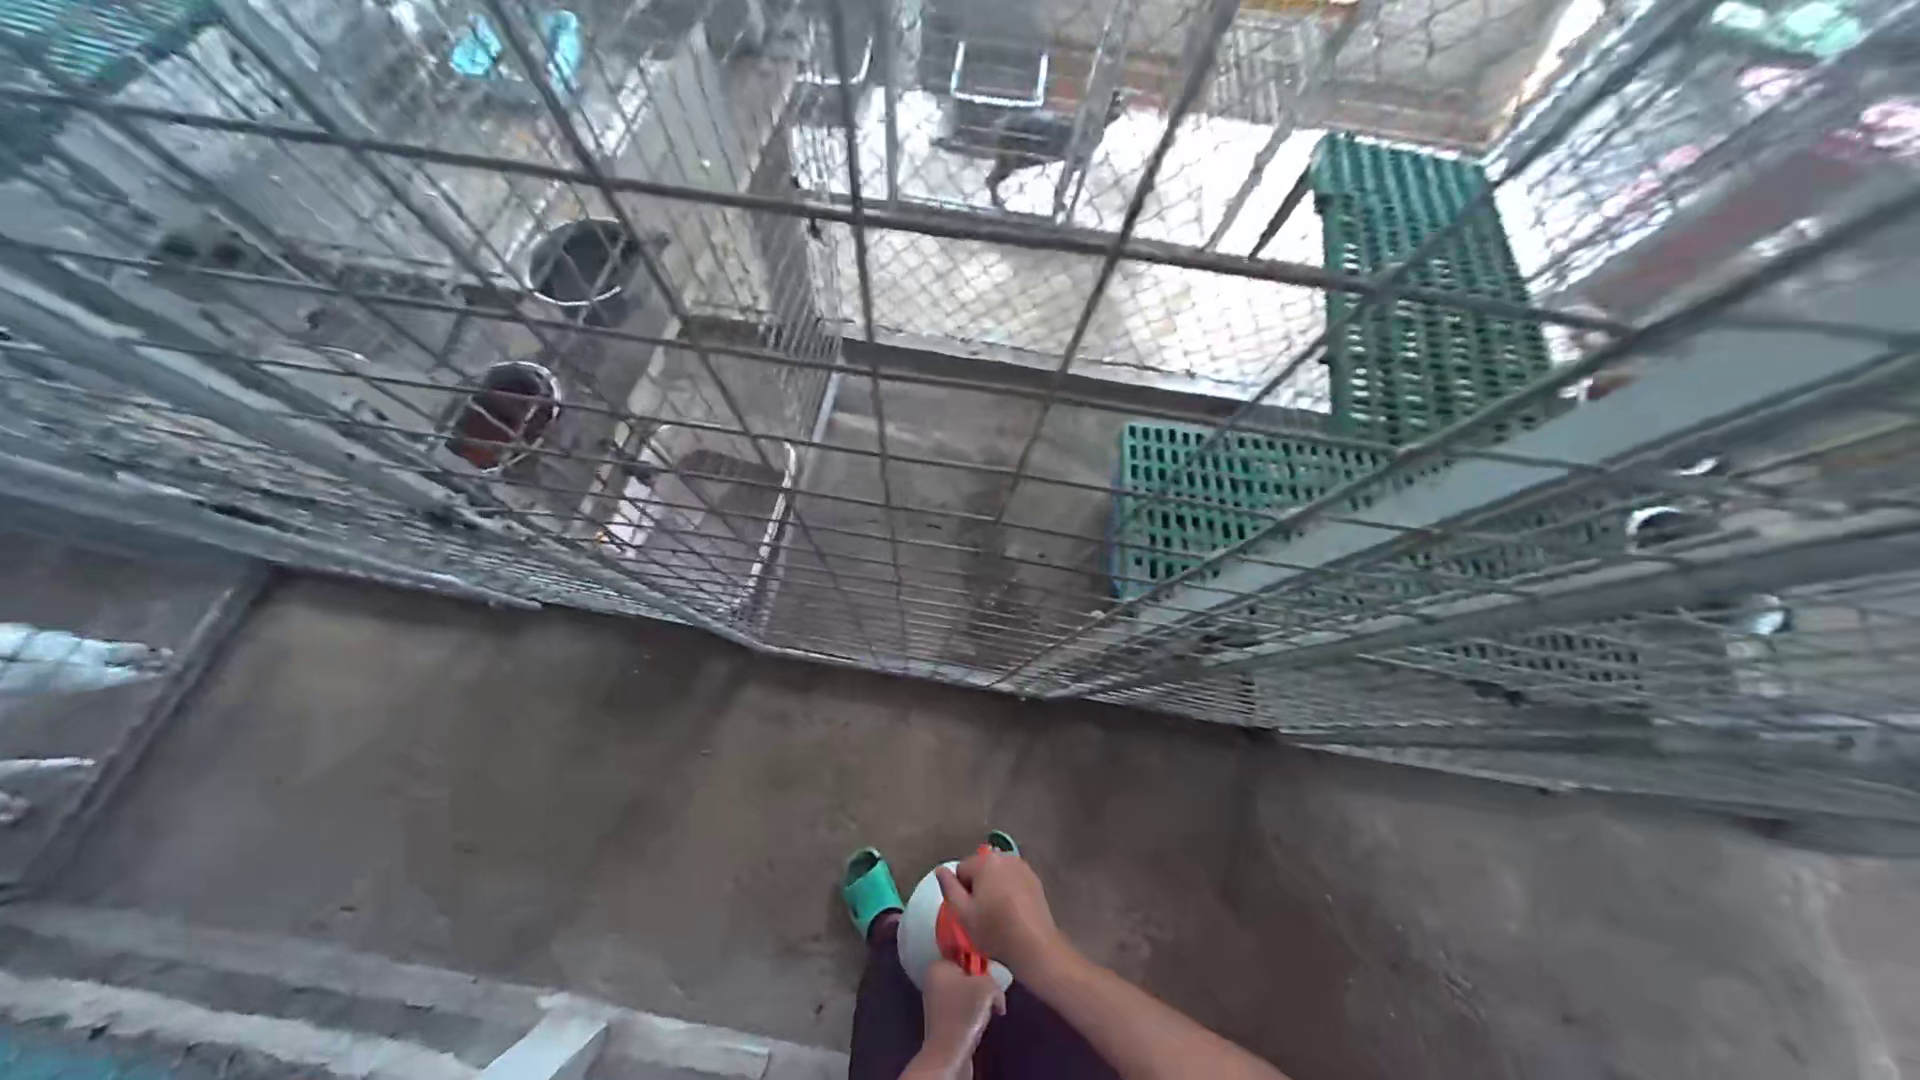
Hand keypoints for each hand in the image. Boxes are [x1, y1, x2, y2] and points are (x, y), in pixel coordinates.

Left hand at [920, 958, 1004, 1066]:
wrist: (950, 1052)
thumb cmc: (965, 1010)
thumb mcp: (987, 986)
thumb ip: (993, 980)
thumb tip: (995, 993)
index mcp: (938, 965)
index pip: (963, 953)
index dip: (980, 962)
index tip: (991, 973)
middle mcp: (933, 981)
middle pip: (964, 974)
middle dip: (981, 984)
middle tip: (992, 994)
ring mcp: (935, 1003)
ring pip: (965, 993)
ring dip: (978, 1001)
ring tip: (988, 1010)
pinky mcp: (941, 1022)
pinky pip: (961, 1010)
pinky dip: (972, 1015)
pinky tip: (980, 1022)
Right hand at [935, 849, 1064, 973]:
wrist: (1034, 945)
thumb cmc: (994, 930)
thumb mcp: (963, 914)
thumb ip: (949, 888)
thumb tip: (940, 870)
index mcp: (985, 862)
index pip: (961, 870)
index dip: (961, 891)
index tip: (969, 911)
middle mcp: (1005, 856)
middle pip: (980, 869)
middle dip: (978, 887)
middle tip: (983, 913)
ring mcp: (1022, 866)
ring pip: (997, 874)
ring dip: (993, 887)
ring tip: (998, 913)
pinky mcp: (1034, 879)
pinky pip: (1012, 879)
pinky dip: (1009, 890)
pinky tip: (1013, 911)